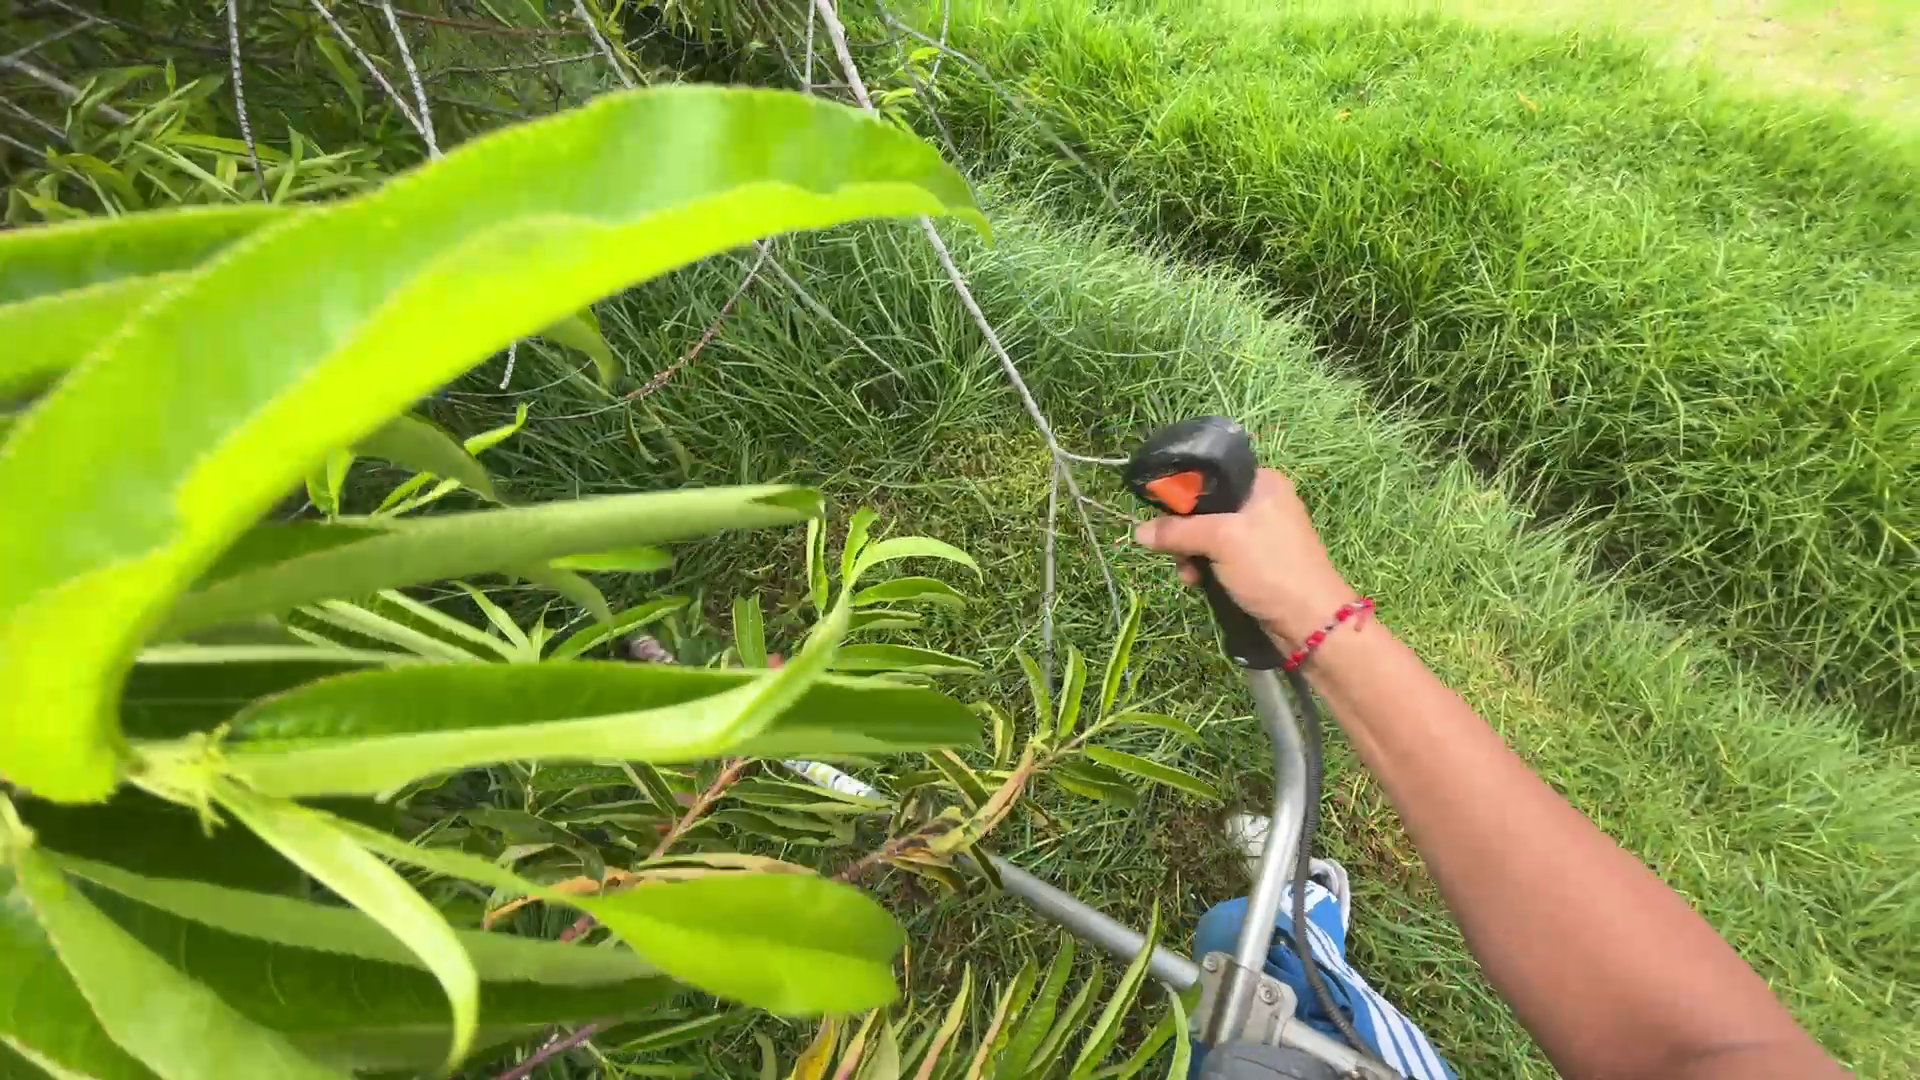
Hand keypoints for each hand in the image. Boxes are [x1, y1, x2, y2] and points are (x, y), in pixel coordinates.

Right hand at [1132, 468, 1354, 645]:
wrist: (1309, 622)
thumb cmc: (1270, 568)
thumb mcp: (1220, 540)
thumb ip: (1177, 530)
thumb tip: (1138, 532)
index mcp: (1262, 483)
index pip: (1210, 474)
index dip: (1182, 491)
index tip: (1161, 512)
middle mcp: (1260, 502)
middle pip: (1203, 506)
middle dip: (1182, 531)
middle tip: (1174, 550)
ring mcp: (1257, 534)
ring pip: (1205, 534)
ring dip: (1189, 554)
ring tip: (1188, 574)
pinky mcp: (1253, 562)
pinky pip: (1215, 555)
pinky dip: (1202, 566)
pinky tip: (1197, 582)